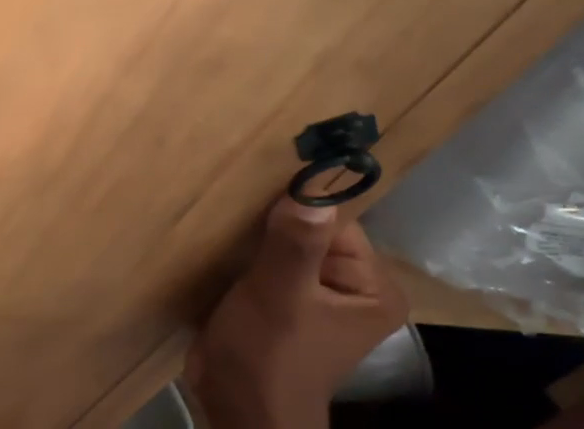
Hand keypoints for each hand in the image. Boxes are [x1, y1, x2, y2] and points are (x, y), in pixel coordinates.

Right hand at [186, 198, 407, 428]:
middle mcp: (349, 286)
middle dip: (267, 213)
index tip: (254, 179)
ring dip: (248, 227)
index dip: (297, 200)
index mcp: (370, 288)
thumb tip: (310, 190)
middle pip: (308, 228)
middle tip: (228, 191)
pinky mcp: (278, 298)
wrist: (239, 404)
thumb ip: (295, 245)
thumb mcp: (279, 296)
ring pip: (280, 240)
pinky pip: (263, 257)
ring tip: (215, 208)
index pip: (336, 222)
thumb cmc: (269, 353)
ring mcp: (312, 293)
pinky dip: (239, 245)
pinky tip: (213, 233)